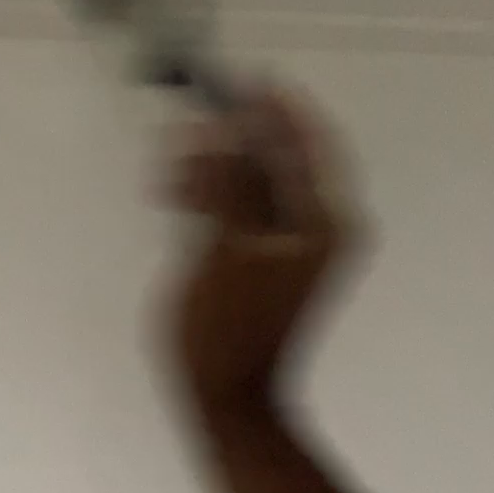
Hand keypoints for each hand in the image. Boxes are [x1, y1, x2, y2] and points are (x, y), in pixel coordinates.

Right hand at [167, 88, 361, 420]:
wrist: (230, 402)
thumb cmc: (224, 332)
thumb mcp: (224, 252)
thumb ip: (230, 186)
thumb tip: (228, 129)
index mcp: (323, 223)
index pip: (305, 144)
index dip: (271, 112)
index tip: (236, 89)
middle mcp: (321, 232)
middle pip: (282, 167)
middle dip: (233, 147)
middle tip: (187, 137)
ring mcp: (299, 254)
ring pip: (260, 194)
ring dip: (218, 179)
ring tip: (170, 177)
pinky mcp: (273, 272)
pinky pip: (250, 222)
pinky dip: (221, 209)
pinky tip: (186, 206)